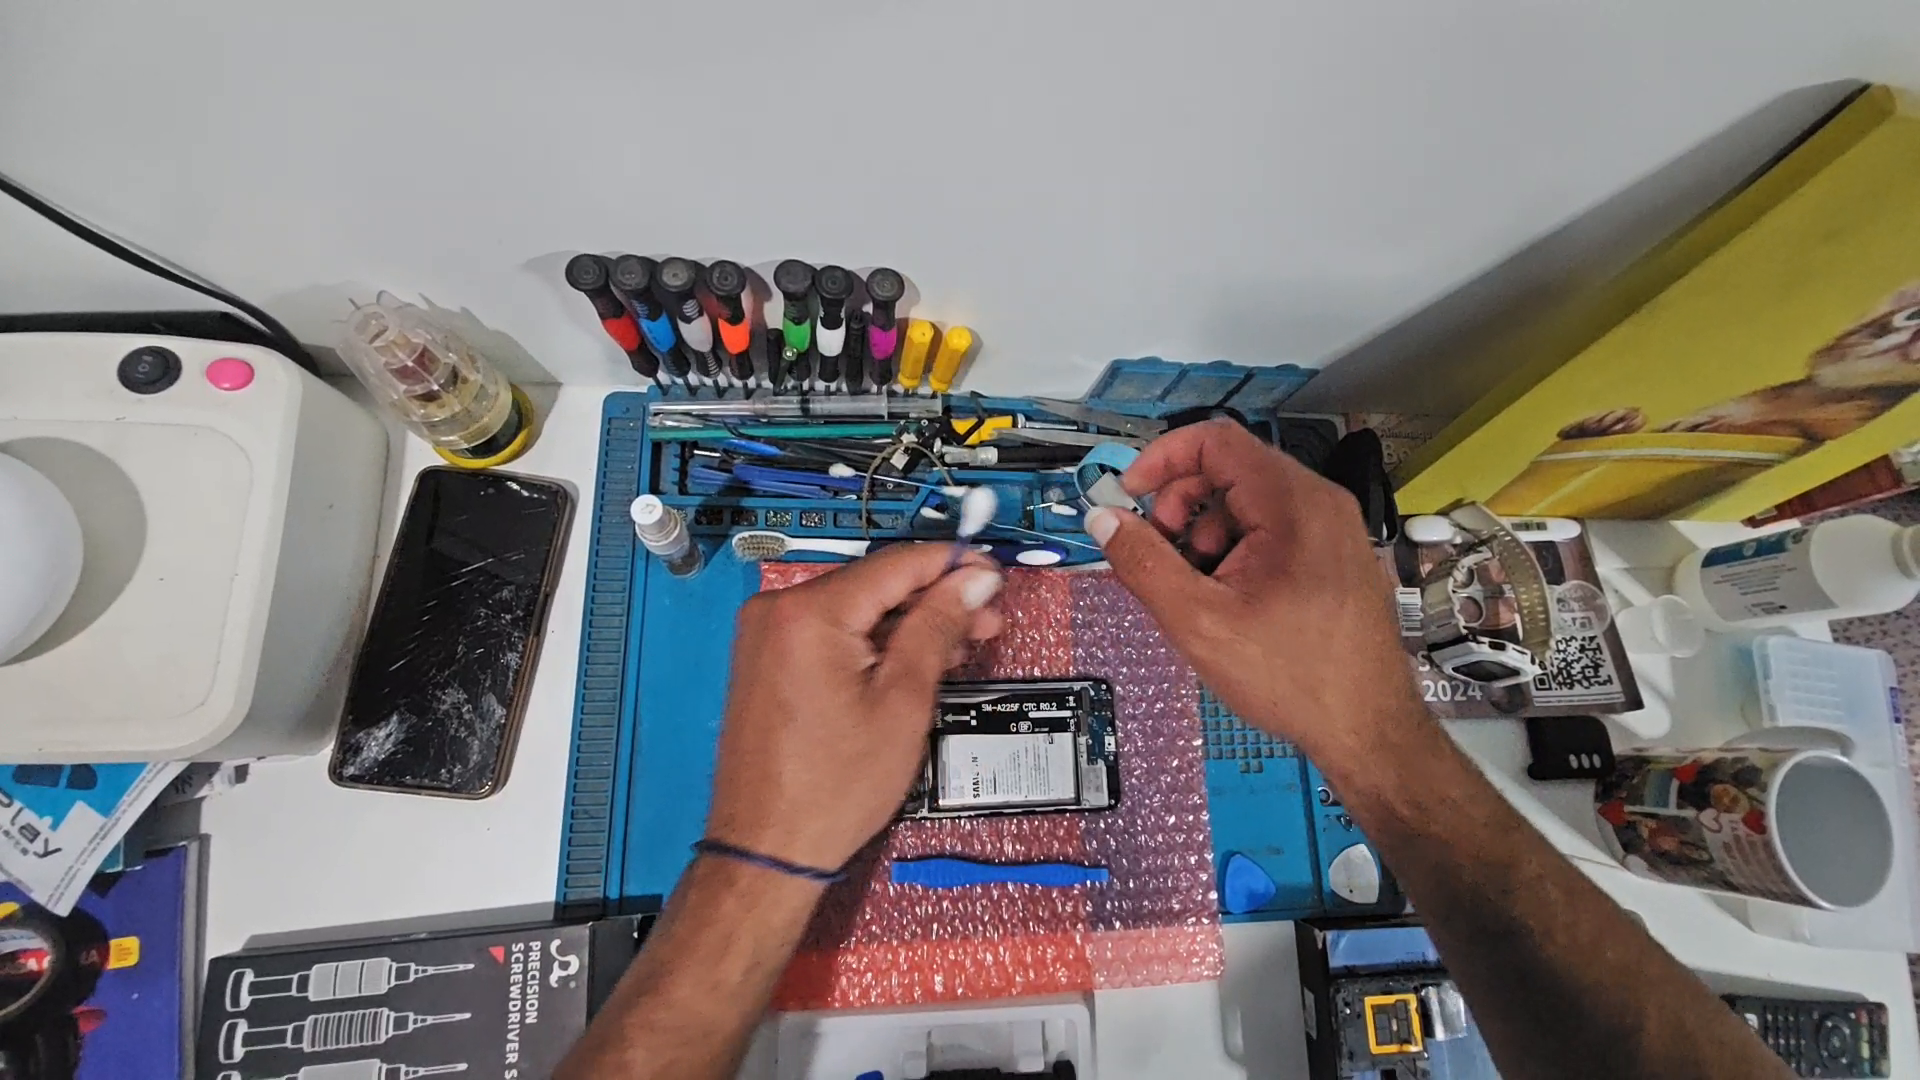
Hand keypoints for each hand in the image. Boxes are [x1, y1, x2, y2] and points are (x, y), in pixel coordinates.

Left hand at [706, 544, 1004, 871]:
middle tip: (987, 623)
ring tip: (960, 647)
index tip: (995, 575)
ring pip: (856, 609)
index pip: (895, 564)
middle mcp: (778, 608)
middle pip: (875, 585)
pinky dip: (875, 642)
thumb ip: (938, 626)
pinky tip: (915, 659)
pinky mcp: (767, 657)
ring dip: (908, 623)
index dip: (952, 564)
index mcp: (810, 612)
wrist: (766, 850)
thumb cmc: (839, 784)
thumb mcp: (903, 701)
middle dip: (935, 601)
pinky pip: (832, 632)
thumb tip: (976, 578)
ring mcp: (767, 633)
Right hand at [1083, 419, 1425, 770]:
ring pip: (1245, 502)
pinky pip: (1268, 528)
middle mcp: (1317, 502)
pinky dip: (1232, 549)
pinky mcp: (1332, 554)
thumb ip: (1143, 563)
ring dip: (1202, 533)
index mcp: (1291, 504)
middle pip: (1228, 469)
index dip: (1160, 459)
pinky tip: (1226, 597)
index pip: (1215, 440)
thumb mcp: (1198, 621)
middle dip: (1178, 505)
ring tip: (1196, 588)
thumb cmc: (1288, 675)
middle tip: (1160, 555)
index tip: (1127, 498)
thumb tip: (1102, 519)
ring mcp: (1330, 528)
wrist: (1368, 730)